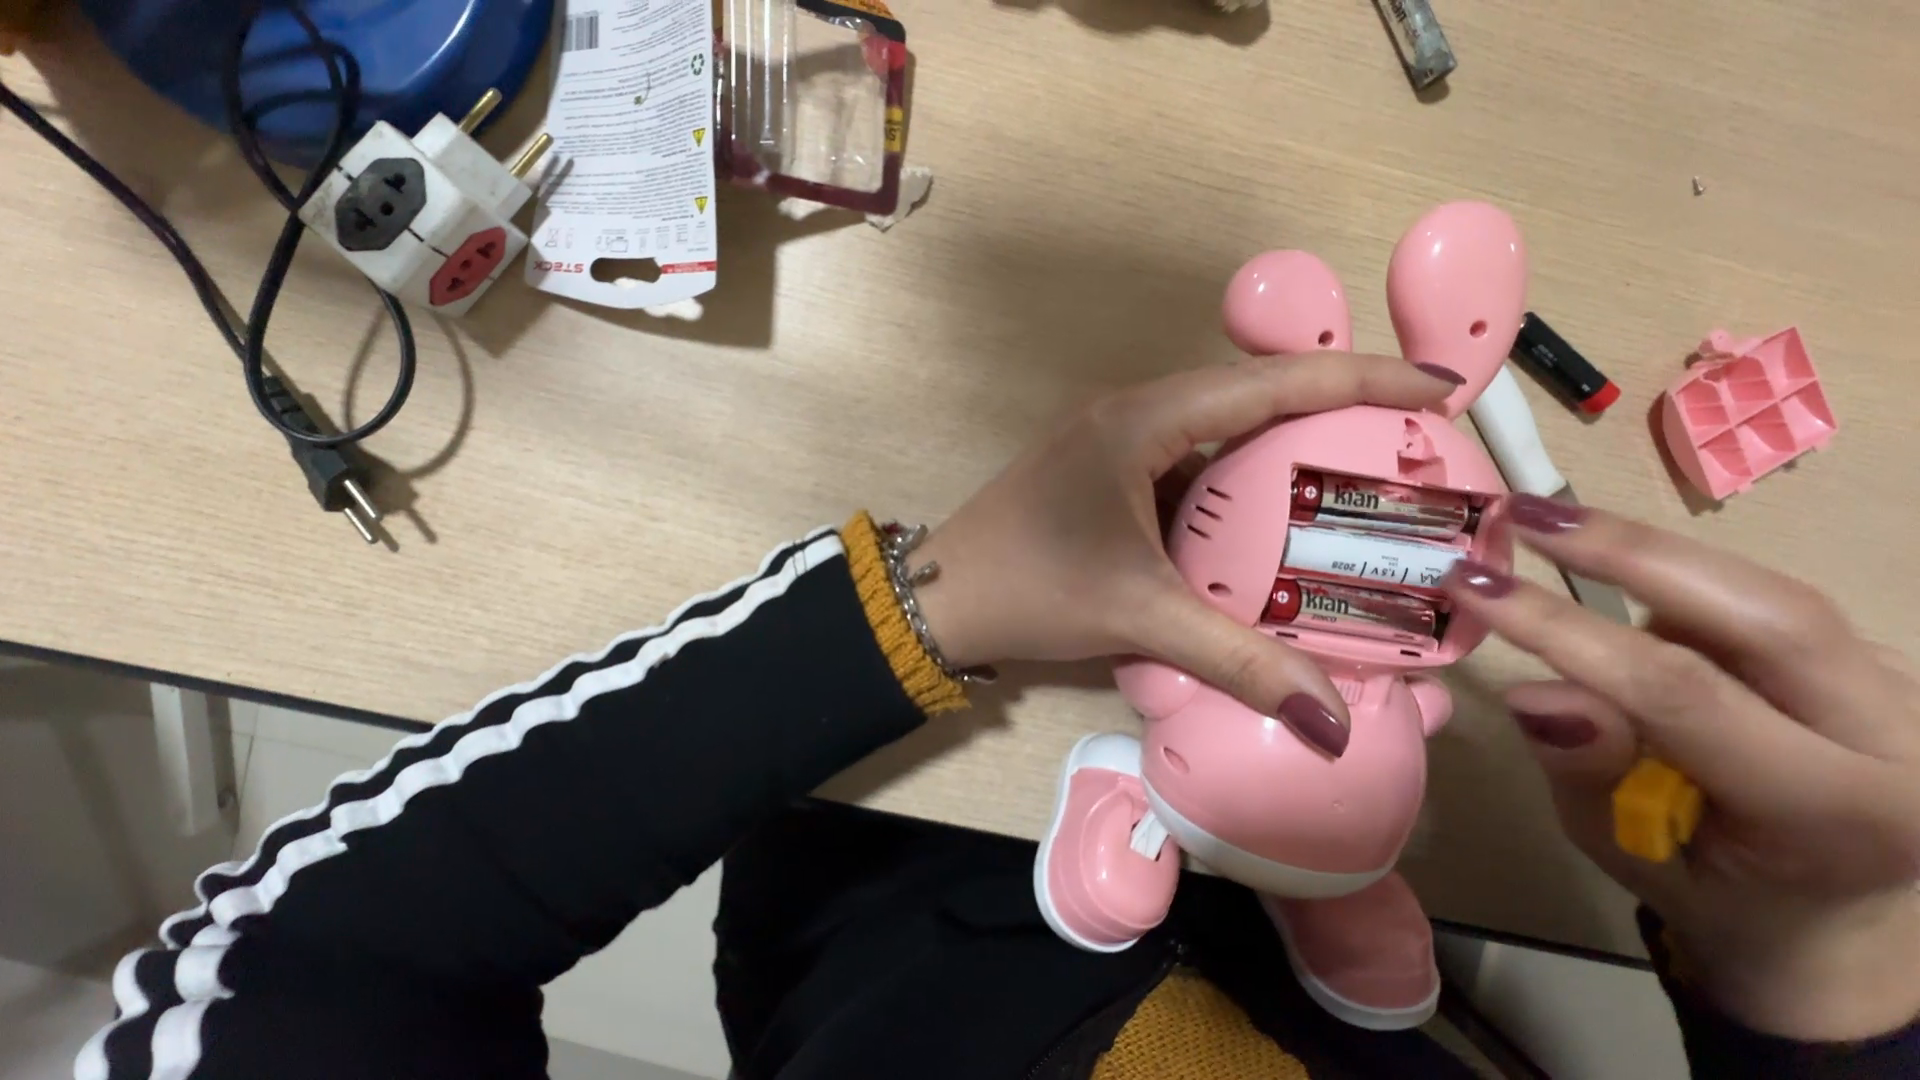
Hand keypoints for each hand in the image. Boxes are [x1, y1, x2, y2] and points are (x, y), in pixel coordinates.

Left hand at [912, 353, 1460, 750]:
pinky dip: (1239, 486)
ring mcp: (1119, 442)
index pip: (1271, 382)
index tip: (1439, 390)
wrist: (942, 599)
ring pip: (1222, 431)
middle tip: (1413, 446)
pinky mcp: (1109, 473)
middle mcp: (1135, 413)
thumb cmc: (1031, 588)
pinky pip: (1192, 465)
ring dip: (1284, 451)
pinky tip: (1276, 524)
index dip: (1361, 379)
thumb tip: (1336, 723)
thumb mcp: (1141, 616)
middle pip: (1254, 396)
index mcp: (1144, 419)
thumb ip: (1240, 662)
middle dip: (1334, 413)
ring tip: (1361, 482)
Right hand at [1441, 496, 1919, 1041]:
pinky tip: (1629, 602)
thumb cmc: (1712, 892)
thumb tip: (1533, 690)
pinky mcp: (1876, 664)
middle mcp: (1901, 742)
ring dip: (1646, 565)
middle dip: (1630, 552)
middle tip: (1525, 512)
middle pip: (1766, 612)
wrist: (1833, 913)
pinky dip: (1675, 588)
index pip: (1682, 693)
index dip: (1565, 630)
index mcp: (1835, 813)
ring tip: (1552, 544)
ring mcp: (1902, 693)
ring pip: (1763, 594)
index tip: (1472, 584)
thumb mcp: (1625, 852)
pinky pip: (1761, 603)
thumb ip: (1588, 774)